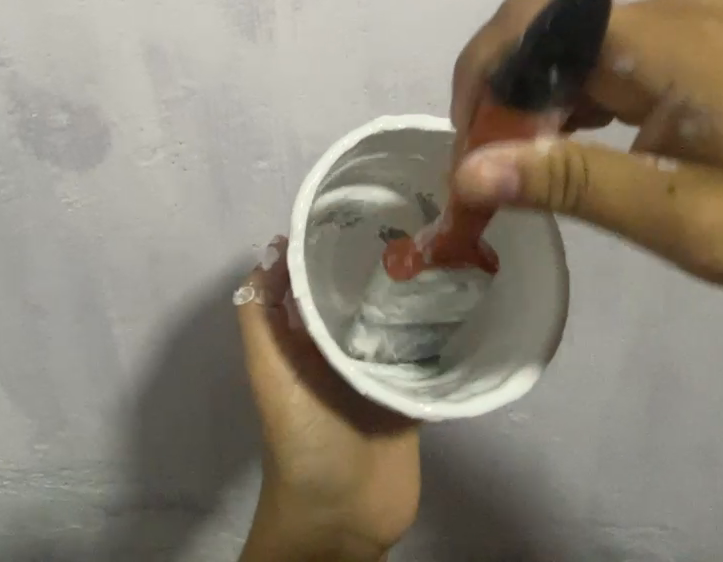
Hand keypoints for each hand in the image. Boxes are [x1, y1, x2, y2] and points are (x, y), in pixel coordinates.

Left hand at [236, 237, 419, 560]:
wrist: (342, 516)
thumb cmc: (301, 437)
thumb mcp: (268, 371)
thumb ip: (261, 316)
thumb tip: (272, 249)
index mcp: (304, 337)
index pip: (315, 280)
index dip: (330, 246)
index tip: (359, 207)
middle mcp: (339, 346)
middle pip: (359, 296)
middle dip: (378, 263)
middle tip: (416, 222)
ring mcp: (377, 370)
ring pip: (395, 321)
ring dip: (412, 295)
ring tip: (444, 252)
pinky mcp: (410, 394)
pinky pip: (426, 355)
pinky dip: (439, 333)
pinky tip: (462, 302)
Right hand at [450, 0, 722, 297]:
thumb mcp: (682, 218)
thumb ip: (570, 184)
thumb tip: (467, 172)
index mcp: (670, 40)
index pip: (534, 21)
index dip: (481, 72)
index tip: (470, 145)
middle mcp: (675, 9)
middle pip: (552, 33)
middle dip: (505, 96)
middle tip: (492, 172)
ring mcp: (693, 21)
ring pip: (578, 47)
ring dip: (540, 100)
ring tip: (528, 168)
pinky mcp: (703, 41)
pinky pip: (613, 58)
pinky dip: (579, 100)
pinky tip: (579, 148)